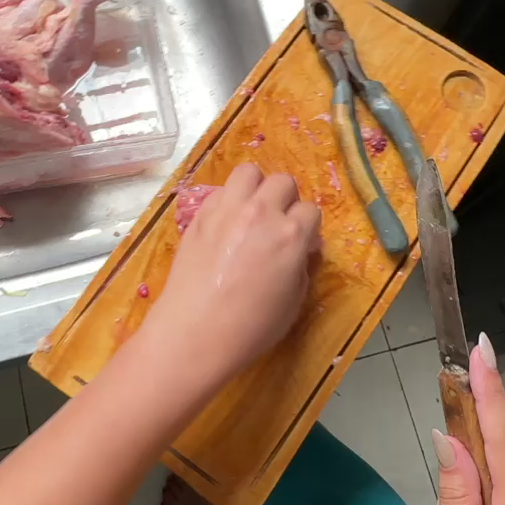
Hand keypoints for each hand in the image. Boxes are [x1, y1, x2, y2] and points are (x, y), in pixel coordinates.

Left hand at [146, 162, 320, 384]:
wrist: (194, 332)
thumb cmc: (251, 328)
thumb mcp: (293, 302)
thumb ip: (300, 265)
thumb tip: (301, 249)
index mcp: (291, 235)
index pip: (310, 210)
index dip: (307, 228)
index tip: (300, 243)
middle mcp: (261, 213)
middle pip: (283, 182)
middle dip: (285, 200)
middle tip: (277, 224)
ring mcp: (227, 210)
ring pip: (249, 172)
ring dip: (256, 188)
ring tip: (251, 211)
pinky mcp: (200, 215)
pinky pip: (220, 191)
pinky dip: (228, 200)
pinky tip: (225, 224)